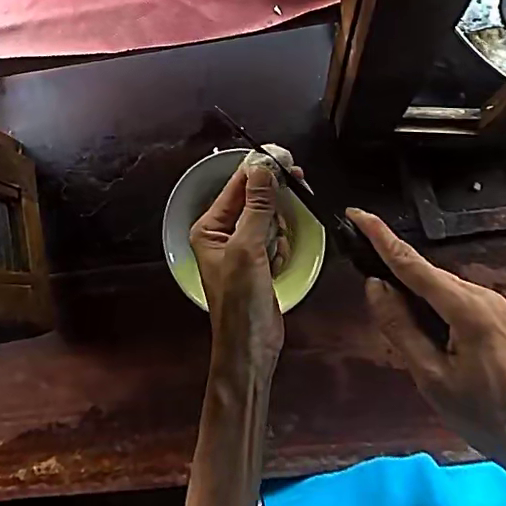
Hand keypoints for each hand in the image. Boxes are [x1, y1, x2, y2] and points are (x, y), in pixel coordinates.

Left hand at [189, 163, 286, 367]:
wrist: (251, 349)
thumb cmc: (241, 302)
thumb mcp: (248, 250)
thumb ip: (257, 209)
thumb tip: (262, 170)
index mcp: (209, 228)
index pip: (235, 188)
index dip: (258, 170)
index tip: (281, 155)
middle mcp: (221, 233)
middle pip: (253, 200)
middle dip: (272, 200)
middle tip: (297, 182)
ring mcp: (240, 248)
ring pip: (267, 219)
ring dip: (276, 231)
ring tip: (273, 252)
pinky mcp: (257, 261)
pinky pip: (273, 238)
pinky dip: (279, 247)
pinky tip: (276, 265)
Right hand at [347, 207, 505, 475]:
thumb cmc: (493, 420)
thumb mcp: (433, 379)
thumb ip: (399, 328)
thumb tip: (375, 286)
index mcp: (466, 308)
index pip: (411, 262)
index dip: (379, 235)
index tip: (355, 214)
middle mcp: (482, 296)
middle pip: (425, 275)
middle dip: (395, 278)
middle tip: (374, 304)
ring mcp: (496, 305)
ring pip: (440, 288)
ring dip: (416, 298)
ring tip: (406, 336)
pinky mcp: (501, 318)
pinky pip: (455, 300)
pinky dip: (434, 309)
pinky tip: (432, 339)